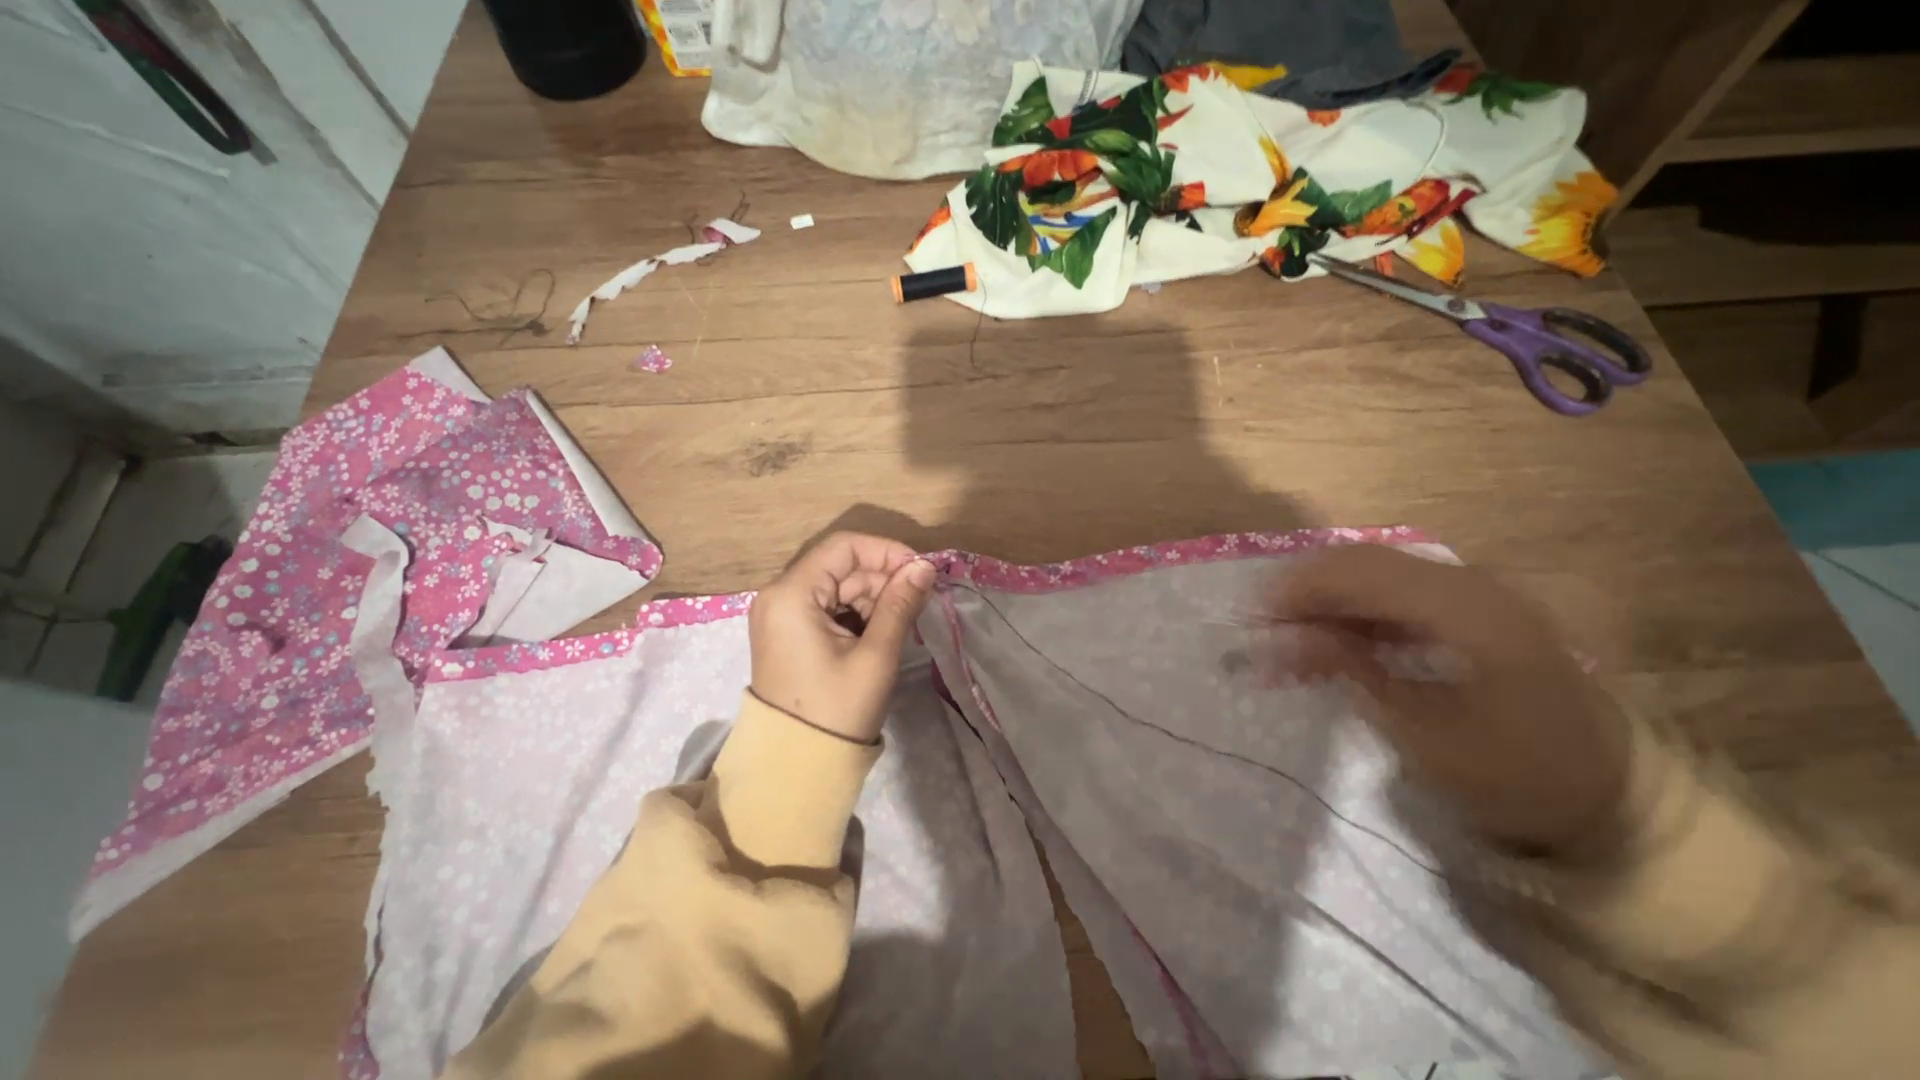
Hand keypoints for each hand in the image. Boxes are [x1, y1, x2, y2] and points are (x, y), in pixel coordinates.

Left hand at [749, 533, 938, 743]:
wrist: (797, 765)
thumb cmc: (837, 709)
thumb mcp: (875, 655)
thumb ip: (900, 604)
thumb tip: (924, 567)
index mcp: (791, 595)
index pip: (843, 547)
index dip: (885, 551)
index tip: (920, 570)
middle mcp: (778, 596)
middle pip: (839, 565)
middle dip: (881, 577)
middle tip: (918, 600)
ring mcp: (780, 615)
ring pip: (835, 586)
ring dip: (871, 596)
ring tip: (903, 620)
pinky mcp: (787, 633)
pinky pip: (826, 607)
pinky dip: (855, 612)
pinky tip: (881, 631)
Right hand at [1264, 544, 1632, 857]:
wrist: (1612, 796)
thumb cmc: (1520, 777)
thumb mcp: (1429, 738)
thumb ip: (1356, 674)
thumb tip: (1288, 637)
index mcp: (1472, 612)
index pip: (1364, 571)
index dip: (1300, 587)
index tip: (1252, 620)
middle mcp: (1479, 585)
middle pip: (1369, 562)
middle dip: (1307, 590)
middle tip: (1264, 632)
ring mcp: (1484, 594)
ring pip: (1383, 574)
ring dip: (1331, 602)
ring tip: (1291, 644)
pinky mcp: (1482, 610)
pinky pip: (1405, 595)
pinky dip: (1362, 613)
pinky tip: (1338, 645)